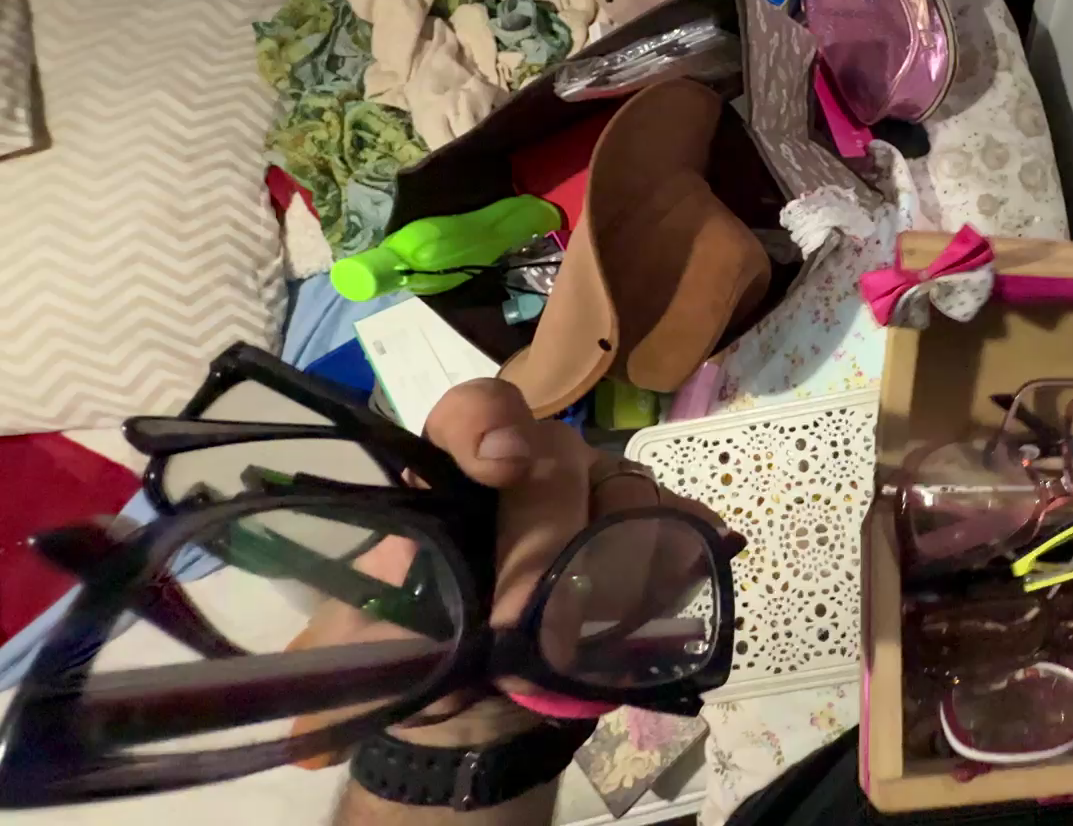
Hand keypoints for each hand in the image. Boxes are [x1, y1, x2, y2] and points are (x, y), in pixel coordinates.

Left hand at [288, 378, 728, 752]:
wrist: (494, 696)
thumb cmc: (426, 655)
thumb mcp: (370, 650)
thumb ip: (366, 635)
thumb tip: (358, 675)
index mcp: (465, 470)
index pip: (478, 407)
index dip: (490, 421)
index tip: (500, 464)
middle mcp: (543, 464)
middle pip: (561, 459)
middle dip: (545, 538)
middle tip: (520, 618)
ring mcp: (606, 490)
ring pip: (629, 491)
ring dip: (611, 561)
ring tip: (583, 633)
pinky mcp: (655, 524)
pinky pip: (678, 521)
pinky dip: (678, 550)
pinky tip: (684, 567)